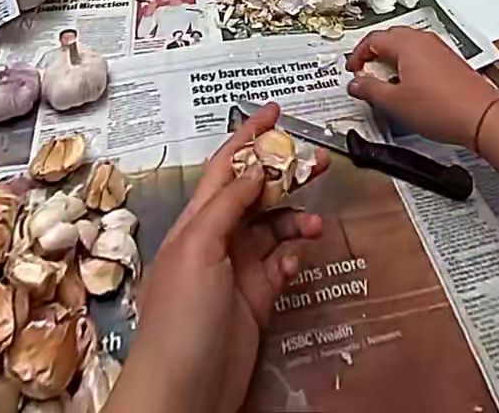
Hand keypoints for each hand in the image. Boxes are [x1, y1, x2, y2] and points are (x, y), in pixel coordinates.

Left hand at [109, 103, 327, 412]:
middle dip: (284, 173)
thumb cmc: (182, 313)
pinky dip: (294, 254)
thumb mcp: (199, 246)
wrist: (185, 388)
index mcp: (200, 215)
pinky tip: (301, 255)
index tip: (274, 112)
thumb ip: (227, 205)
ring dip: (295, 217)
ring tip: (314, 221)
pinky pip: (281, 263)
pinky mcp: (257, 296)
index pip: (227, 163)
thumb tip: (254, 167)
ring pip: (274, 226)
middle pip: (257, 191)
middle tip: (316, 159)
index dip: (249, 135)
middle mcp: (219, 234)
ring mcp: (239, 265)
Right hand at [346, 25, 498, 148]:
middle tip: (367, 74)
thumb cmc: (442, 108)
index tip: (353, 70)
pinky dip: (410, 65)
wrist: (485, 119)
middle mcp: (422, 40)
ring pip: (406, 46)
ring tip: (388, 82)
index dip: (357, 55)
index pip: (371, 40)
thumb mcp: (395, 102)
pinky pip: (422, 54)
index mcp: (405, 43)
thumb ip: (370, 90)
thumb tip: (355, 84)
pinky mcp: (451, 61)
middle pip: (389, 38)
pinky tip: (411, 87)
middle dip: (374, 55)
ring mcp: (439, 48)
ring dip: (392, 60)